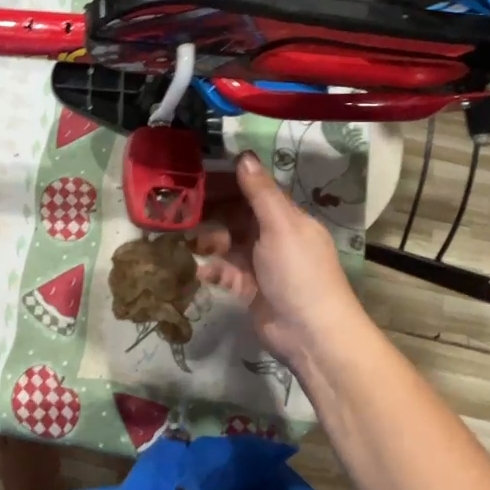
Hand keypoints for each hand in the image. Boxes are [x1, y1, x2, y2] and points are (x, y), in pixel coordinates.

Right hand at [194, 152, 368, 370]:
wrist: (310, 334)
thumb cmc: (299, 273)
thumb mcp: (281, 226)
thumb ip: (260, 193)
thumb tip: (244, 155)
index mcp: (288, 218)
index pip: (255, 191)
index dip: (228, 180)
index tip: (197, 171)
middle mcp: (273, 237)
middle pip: (237, 216)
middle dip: (211, 210)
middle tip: (179, 204)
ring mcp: (260, 264)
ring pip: (227, 242)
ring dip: (207, 239)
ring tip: (182, 237)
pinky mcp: (248, 288)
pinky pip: (224, 270)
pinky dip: (210, 268)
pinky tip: (195, 267)